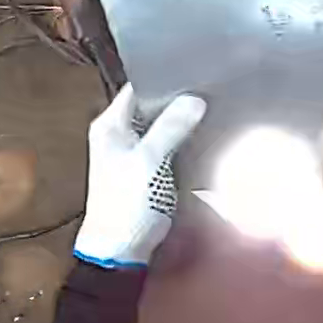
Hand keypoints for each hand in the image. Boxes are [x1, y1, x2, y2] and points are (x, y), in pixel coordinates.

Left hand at [71, 84, 207, 268]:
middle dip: (178, 100)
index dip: (163, 79)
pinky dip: (182, 140)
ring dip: (182, 121)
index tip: (194, 72)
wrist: (120, 249)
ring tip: (212, 107)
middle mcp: (119, 133)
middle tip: (210, 89)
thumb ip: (171, 127)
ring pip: (161, 126)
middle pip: (151, 106)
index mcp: (110, 124)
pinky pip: (167, 145)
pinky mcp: (147, 169)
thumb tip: (195, 98)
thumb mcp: (149, 160)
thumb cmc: (127, 202)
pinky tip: (203, 135)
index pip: (137, 88)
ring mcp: (133, 152)